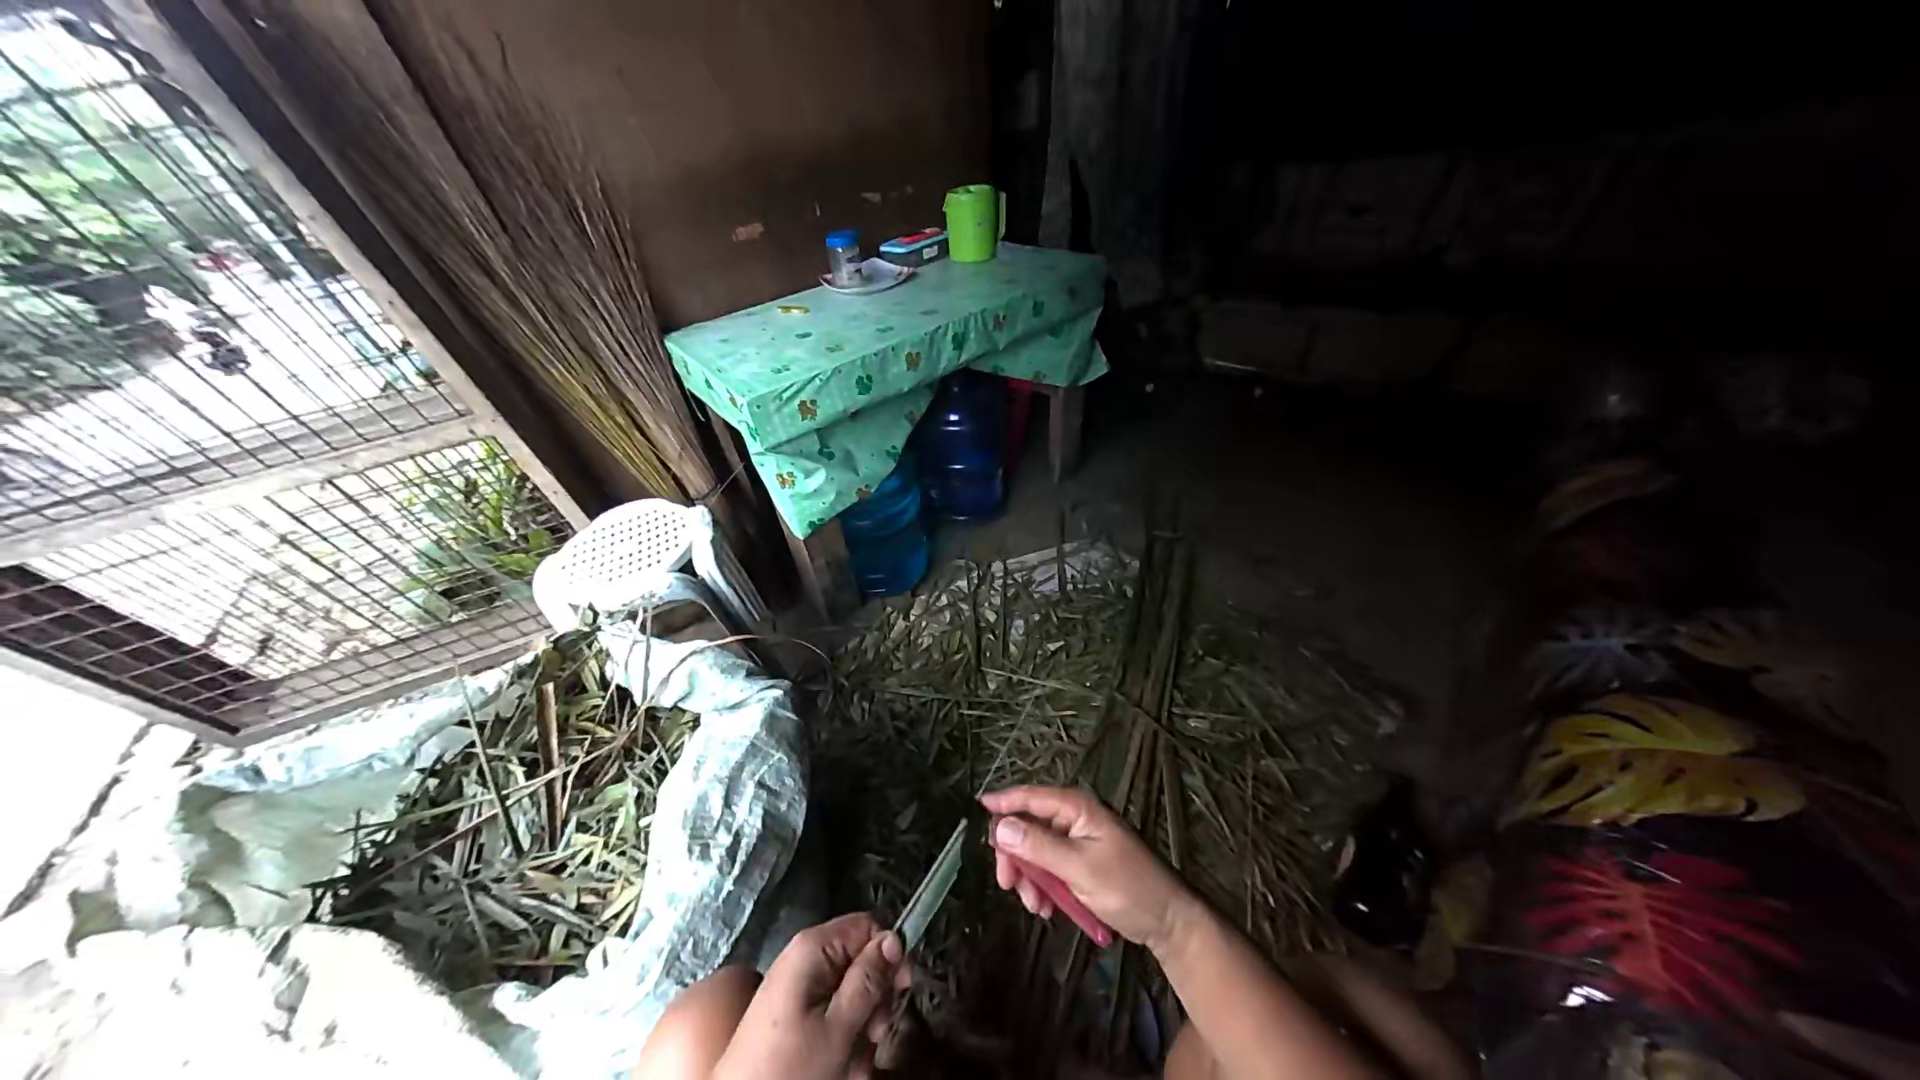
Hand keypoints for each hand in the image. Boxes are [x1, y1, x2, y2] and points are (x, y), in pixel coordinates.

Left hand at [711, 913, 912, 1079]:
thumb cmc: (788, 1071)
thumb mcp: (838, 1028)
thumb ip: (868, 980)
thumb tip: (895, 938)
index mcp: (813, 948)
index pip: (868, 925)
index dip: (889, 954)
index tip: (902, 990)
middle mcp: (805, 958)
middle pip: (861, 958)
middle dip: (876, 998)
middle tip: (877, 1035)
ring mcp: (798, 986)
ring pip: (851, 990)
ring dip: (863, 1026)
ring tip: (859, 1064)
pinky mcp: (794, 1012)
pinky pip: (832, 1011)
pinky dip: (845, 1037)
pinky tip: (846, 1067)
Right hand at [982, 785, 1198, 952]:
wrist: (1167, 921)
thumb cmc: (1126, 887)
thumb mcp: (1079, 867)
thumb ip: (1038, 846)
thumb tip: (999, 826)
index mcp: (1077, 809)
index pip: (1031, 797)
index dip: (1004, 801)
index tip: (978, 807)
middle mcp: (1074, 820)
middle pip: (1028, 827)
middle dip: (1015, 855)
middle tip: (1007, 884)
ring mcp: (1078, 843)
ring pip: (1035, 851)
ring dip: (1029, 877)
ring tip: (1035, 906)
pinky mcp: (1080, 865)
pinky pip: (1049, 869)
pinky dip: (1042, 886)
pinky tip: (1045, 908)